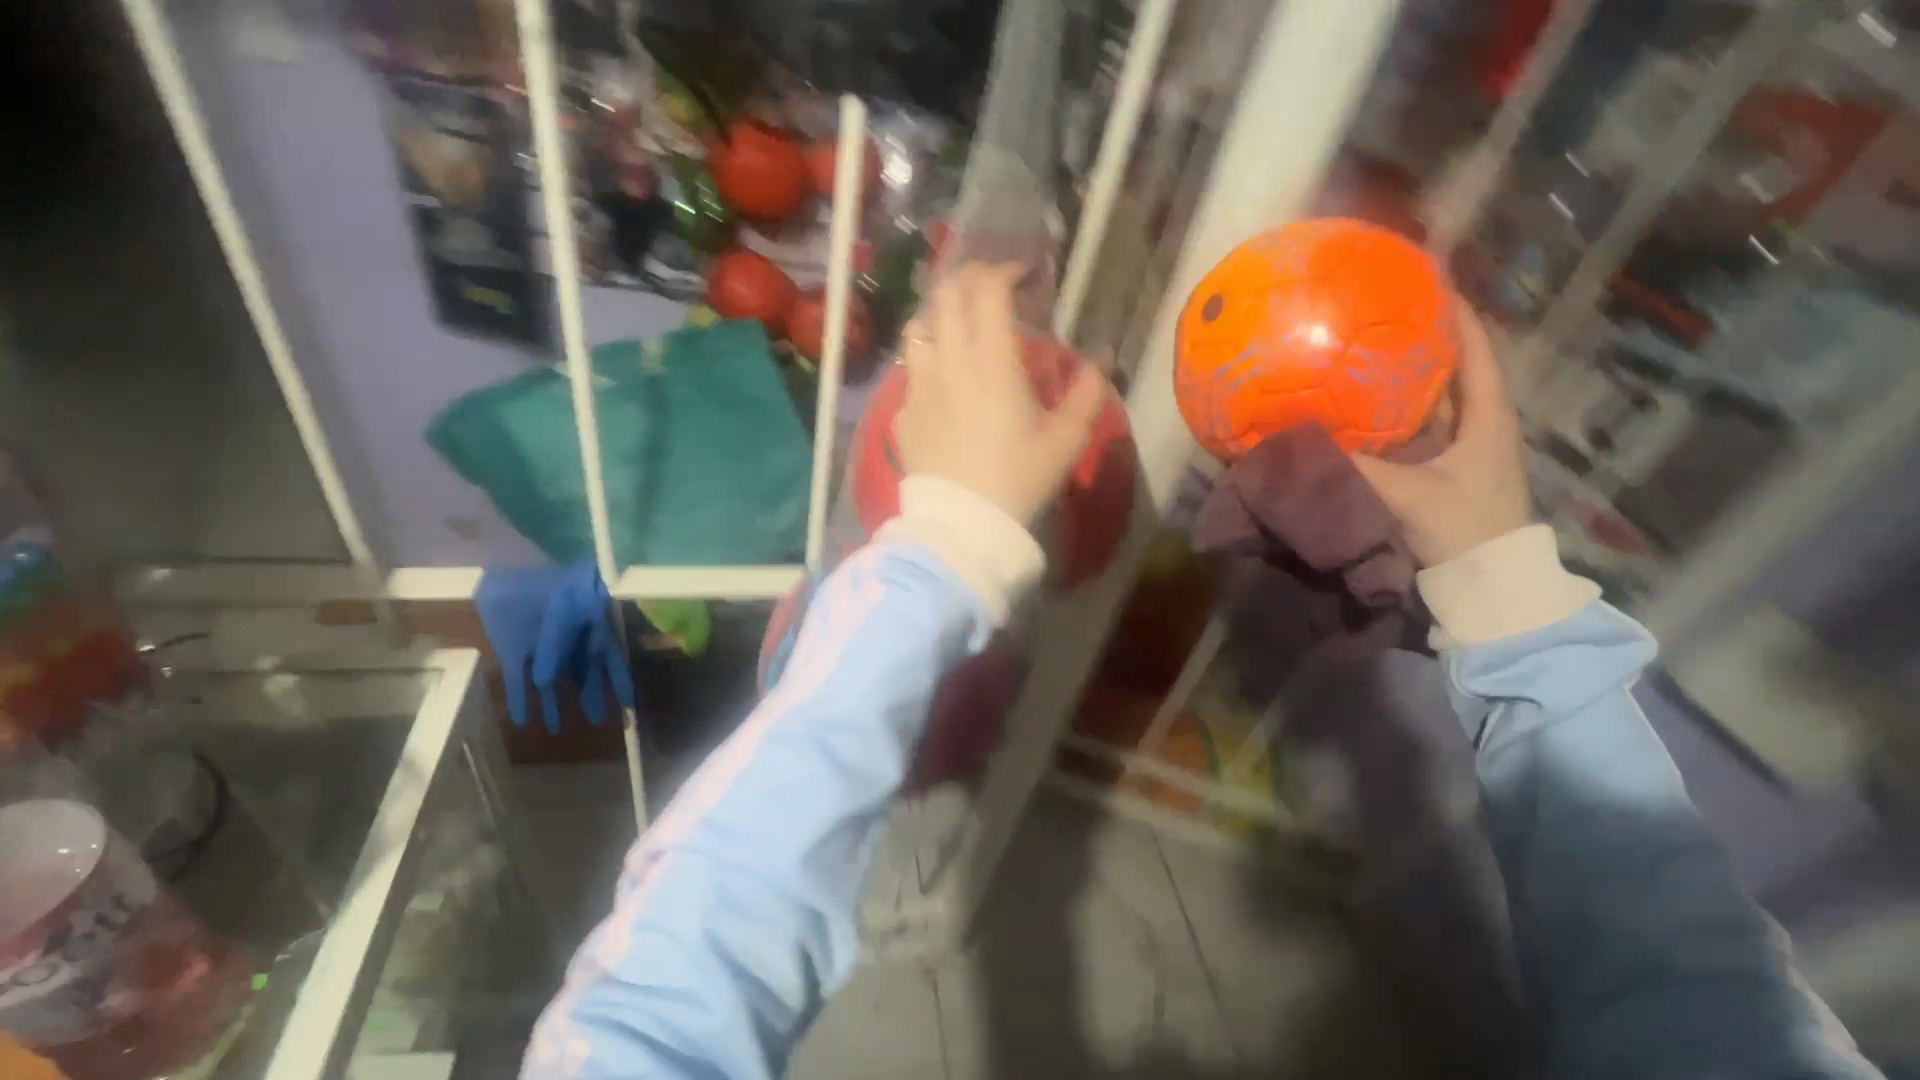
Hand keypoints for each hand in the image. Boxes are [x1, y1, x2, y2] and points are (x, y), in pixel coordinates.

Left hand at [894, 263, 1107, 526]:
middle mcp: (948, 361)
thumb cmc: (1019, 479)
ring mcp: (918, 386)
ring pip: (918, 327)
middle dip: (970, 279)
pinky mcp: (901, 412)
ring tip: (959, 329)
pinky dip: (927, 363)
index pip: (987, 289)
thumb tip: (1103, 359)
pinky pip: (910, 371)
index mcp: (991, 360)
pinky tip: (941, 384)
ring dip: (940, 316)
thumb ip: (1088, 393)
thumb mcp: (1066, 441)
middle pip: (946, 294)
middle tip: (992, 290)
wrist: (963, 526)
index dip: (1005, 270)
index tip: (1024, 276)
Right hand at [1353, 302, 1531, 566]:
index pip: (1477, 349)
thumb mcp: (1408, 495)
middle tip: (1375, 316)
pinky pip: (1412, 432)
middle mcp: (1476, 426)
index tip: (1423, 282)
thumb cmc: (1463, 530)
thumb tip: (1294, 443)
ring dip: (1399, 380)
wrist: (1487, 589)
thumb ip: (1353, 467)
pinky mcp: (1439, 474)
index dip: (1454, 313)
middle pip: (1450, 369)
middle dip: (1417, 341)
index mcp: (1487, 418)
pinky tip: (1355, 411)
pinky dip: (1387, 417)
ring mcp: (1459, 452)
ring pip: (1428, 402)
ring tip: (1359, 354)